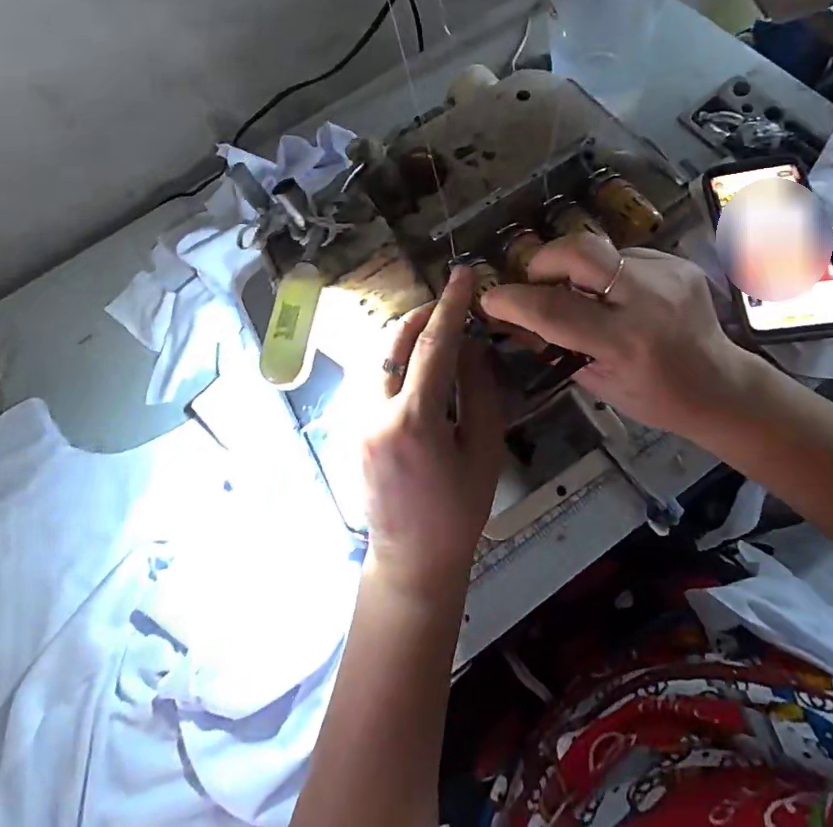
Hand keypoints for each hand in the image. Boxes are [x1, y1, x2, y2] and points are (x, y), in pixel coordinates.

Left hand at [361, 265, 509, 595]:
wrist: (412, 558)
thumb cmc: (459, 510)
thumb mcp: (485, 449)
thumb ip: (479, 390)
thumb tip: (470, 347)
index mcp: (414, 420)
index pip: (434, 345)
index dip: (450, 305)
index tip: (462, 274)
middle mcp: (374, 413)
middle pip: (393, 341)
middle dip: (422, 315)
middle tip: (450, 307)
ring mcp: (355, 420)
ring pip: (377, 357)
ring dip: (406, 338)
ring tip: (438, 338)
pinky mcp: (348, 429)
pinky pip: (370, 379)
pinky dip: (393, 362)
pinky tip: (416, 372)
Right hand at [482, 233, 761, 437]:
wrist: (723, 386)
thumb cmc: (657, 397)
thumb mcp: (600, 382)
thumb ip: (557, 345)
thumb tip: (514, 318)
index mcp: (627, 342)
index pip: (555, 310)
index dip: (513, 301)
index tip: (490, 299)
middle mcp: (649, 299)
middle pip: (578, 250)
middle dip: (543, 260)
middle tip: (535, 281)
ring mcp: (668, 274)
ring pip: (599, 250)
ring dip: (576, 269)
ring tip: (582, 296)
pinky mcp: (678, 263)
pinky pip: (624, 257)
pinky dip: (608, 274)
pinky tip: (618, 298)